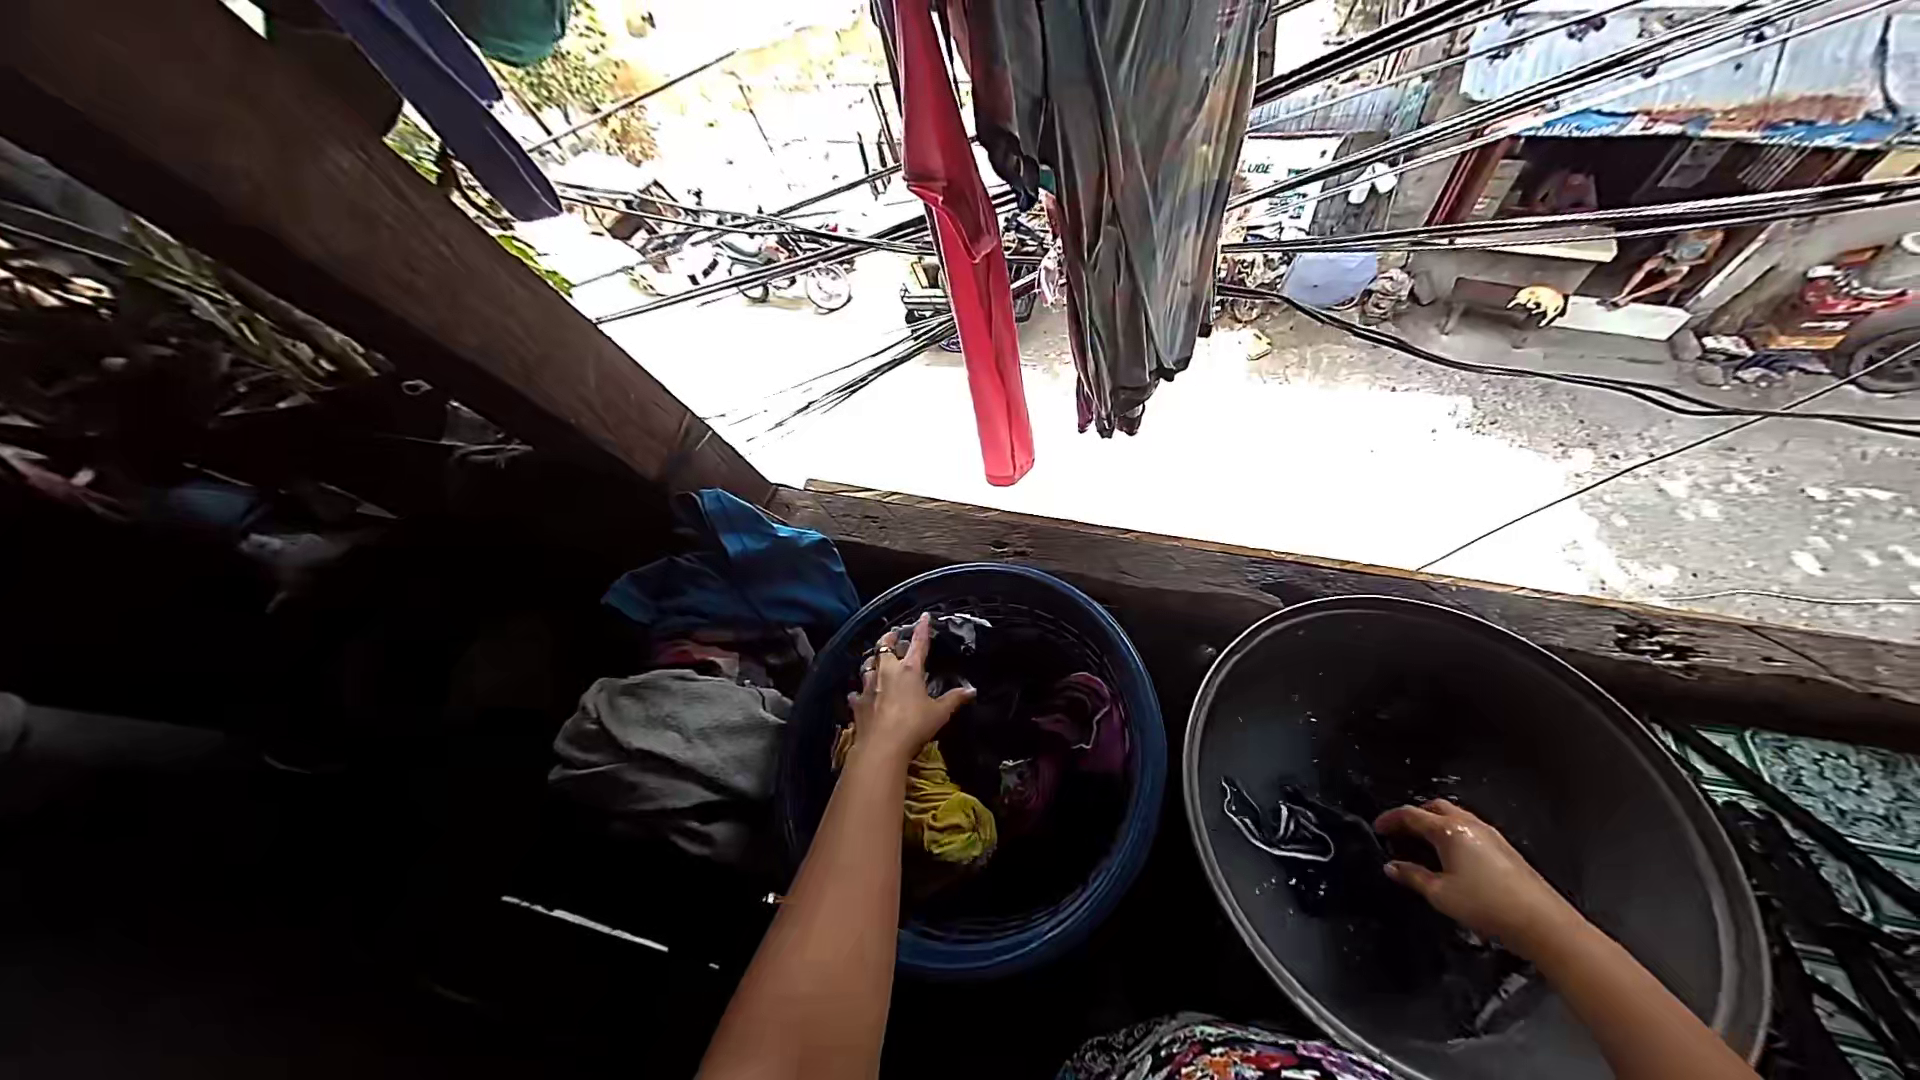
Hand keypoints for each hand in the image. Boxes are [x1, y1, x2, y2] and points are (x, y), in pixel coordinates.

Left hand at [846, 613, 974, 766]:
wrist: (881, 747)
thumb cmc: (914, 726)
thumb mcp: (939, 713)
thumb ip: (954, 699)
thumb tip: (971, 690)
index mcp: (909, 670)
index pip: (918, 643)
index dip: (922, 628)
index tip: (924, 616)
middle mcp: (887, 672)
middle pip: (885, 647)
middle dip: (890, 638)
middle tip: (894, 635)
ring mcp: (869, 686)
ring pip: (868, 665)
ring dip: (873, 661)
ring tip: (876, 660)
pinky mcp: (858, 703)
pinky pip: (856, 692)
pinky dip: (859, 691)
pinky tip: (859, 694)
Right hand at [1374, 799, 1582, 957]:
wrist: (1545, 926)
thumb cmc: (1488, 906)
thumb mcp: (1439, 894)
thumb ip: (1411, 876)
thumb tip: (1392, 867)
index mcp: (1448, 830)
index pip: (1410, 814)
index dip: (1390, 819)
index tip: (1378, 828)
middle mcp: (1469, 825)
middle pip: (1434, 807)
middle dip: (1414, 815)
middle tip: (1402, 831)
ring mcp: (1491, 836)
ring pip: (1455, 817)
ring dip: (1436, 823)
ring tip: (1425, 843)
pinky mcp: (1507, 850)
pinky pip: (1471, 830)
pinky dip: (1454, 834)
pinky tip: (1454, 857)